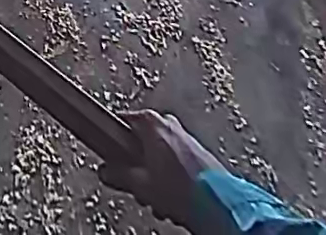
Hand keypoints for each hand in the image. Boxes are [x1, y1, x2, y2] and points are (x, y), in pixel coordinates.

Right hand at [98, 110, 227, 230]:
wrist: (220, 204)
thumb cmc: (184, 188)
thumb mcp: (140, 184)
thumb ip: (117, 175)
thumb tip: (105, 171)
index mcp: (151, 121)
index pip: (122, 122)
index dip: (114, 142)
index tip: (112, 157)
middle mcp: (168, 122)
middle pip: (141, 141)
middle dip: (139, 165)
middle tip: (140, 186)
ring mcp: (185, 136)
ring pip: (159, 153)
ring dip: (156, 174)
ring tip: (160, 197)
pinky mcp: (198, 151)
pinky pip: (176, 161)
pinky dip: (172, 176)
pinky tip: (175, 197)